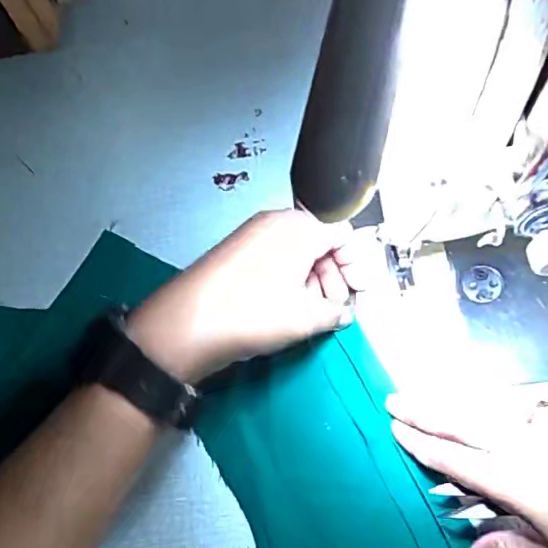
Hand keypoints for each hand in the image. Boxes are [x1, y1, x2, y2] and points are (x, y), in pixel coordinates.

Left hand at [127, 209, 381, 382]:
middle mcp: (276, 223)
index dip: (355, 264)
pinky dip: (289, 282)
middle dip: (334, 275)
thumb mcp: (308, 317)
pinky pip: (275, 260)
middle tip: (334, 306)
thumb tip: (340, 313)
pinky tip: (286, 310)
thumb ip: (335, 312)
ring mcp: (253, 236)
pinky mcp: (237, 254)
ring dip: (312, 282)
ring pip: (298, 253)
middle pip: (321, 242)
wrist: (190, 324)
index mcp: (300, 227)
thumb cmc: (253, 313)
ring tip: (310, 314)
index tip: (357, 290)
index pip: (344, 234)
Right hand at [387, 392, 547, 547]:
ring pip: (512, 403)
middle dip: (431, 407)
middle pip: (474, 417)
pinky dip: (529, 407)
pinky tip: (522, 415)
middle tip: (398, 396)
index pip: (460, 458)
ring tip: (447, 402)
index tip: (396, 426)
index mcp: (529, 485)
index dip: (424, 443)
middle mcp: (546, 441)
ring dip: (477, 403)